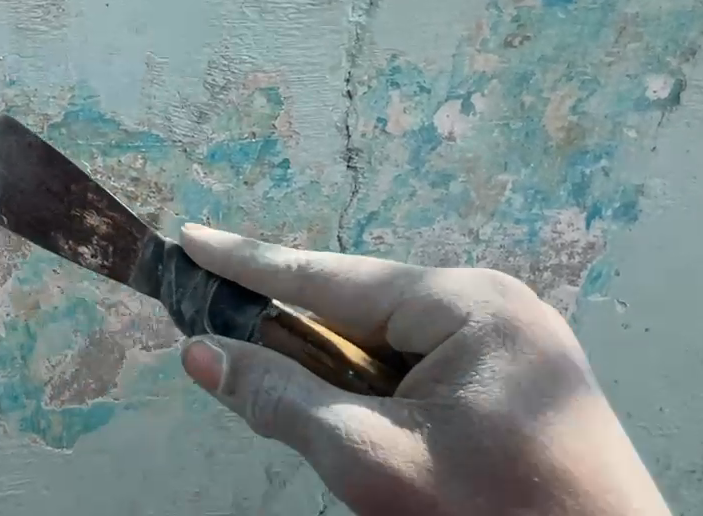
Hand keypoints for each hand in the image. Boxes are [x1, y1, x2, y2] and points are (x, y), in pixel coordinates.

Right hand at [178, 225, 669, 515]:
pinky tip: (367, 419)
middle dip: (298, 333)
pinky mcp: (511, 379)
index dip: (247, 261)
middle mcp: (490, 305)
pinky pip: (413, 364)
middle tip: (230, 333)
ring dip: (338, 370)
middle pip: (355, 307)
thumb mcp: (374, 464)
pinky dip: (373, 388)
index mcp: (468, 305)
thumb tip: (198, 353)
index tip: (191, 239)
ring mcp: (508, 341)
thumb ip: (280, 399)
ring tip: (320, 408)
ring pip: (382, 339)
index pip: (327, 276)